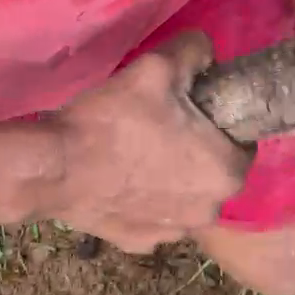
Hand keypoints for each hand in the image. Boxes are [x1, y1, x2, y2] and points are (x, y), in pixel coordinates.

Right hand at [46, 33, 248, 252]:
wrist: (54, 167)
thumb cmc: (112, 121)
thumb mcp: (156, 67)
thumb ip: (195, 53)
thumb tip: (206, 52)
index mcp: (227, 171)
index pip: (241, 144)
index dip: (215, 126)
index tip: (187, 115)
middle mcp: (210, 211)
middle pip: (211, 176)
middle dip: (193, 157)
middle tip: (157, 133)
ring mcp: (171, 233)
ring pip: (180, 201)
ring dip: (167, 185)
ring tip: (132, 161)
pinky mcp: (137, 243)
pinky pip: (148, 220)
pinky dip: (138, 206)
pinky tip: (115, 187)